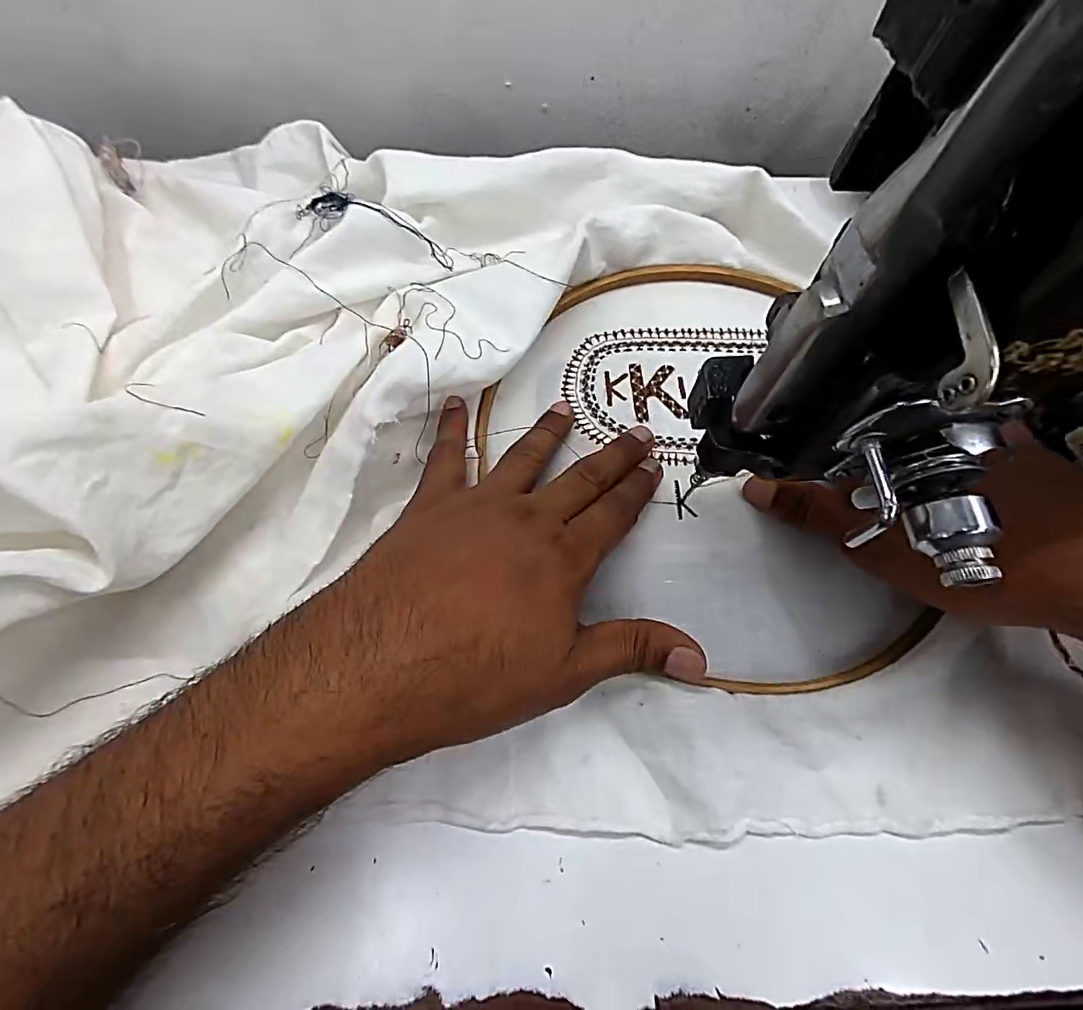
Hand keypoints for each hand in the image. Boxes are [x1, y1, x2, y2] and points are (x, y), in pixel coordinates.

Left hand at [255, 396, 707, 768]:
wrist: (381, 664)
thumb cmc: (477, 677)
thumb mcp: (563, 673)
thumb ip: (630, 650)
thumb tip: (700, 658)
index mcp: (563, 559)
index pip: (612, 515)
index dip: (635, 490)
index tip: (652, 464)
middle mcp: (525, 520)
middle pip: (579, 480)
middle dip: (610, 456)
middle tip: (634, 432)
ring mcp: (475, 507)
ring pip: (522, 460)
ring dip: (546, 434)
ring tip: (564, 409)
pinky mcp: (429, 507)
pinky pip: (446, 457)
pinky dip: (452, 428)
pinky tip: (454, 404)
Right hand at [740, 427, 1082, 645]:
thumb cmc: (989, 557)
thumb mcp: (889, 544)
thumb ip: (823, 514)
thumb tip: (759, 487)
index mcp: (925, 452)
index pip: (866, 443)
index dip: (840, 454)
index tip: (828, 471)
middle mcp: (975, 445)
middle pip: (917, 443)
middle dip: (893, 459)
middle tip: (880, 485)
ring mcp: (1032, 461)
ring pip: (971, 452)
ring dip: (947, 463)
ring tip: (933, 489)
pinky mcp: (1076, 485)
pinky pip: (1027, 469)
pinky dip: (1009, 472)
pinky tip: (1009, 483)